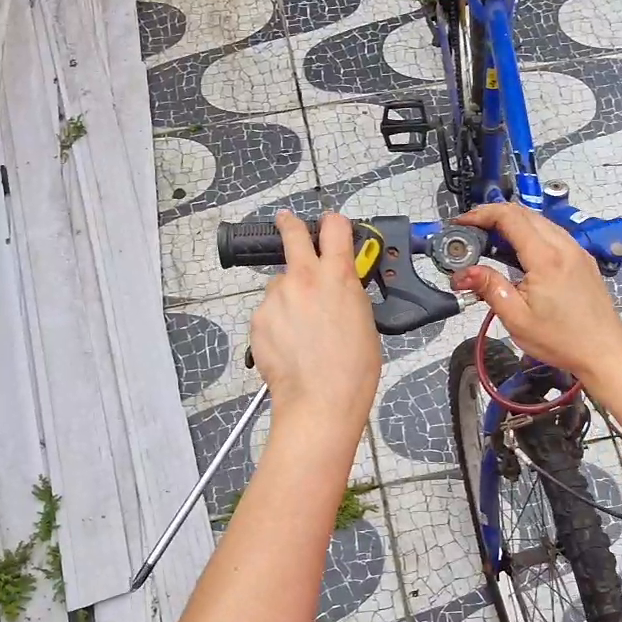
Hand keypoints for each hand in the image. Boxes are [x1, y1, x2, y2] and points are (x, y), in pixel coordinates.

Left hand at [249, 211, 382, 428]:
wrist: (320, 399)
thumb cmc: (354, 368)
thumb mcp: (364, 320)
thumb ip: (347, 293)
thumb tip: (338, 287)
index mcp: (337, 276)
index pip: (334, 227)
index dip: (333, 224)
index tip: (329, 225)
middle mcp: (303, 278)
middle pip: (292, 233)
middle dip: (290, 225)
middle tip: (286, 222)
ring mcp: (276, 297)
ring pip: (280, 285)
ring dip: (287, 296)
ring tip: (300, 331)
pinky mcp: (258, 318)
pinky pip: (268, 311)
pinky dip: (276, 322)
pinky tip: (288, 345)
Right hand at [450, 204, 621, 378]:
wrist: (605, 351)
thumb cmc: (561, 340)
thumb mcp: (517, 319)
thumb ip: (490, 288)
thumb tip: (463, 273)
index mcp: (546, 258)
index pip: (510, 217)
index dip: (481, 214)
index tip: (461, 224)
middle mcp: (564, 246)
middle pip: (524, 213)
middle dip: (493, 216)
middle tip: (470, 233)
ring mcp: (577, 250)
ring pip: (539, 221)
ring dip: (512, 223)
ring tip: (489, 242)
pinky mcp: (582, 259)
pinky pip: (553, 234)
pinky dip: (530, 233)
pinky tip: (518, 253)